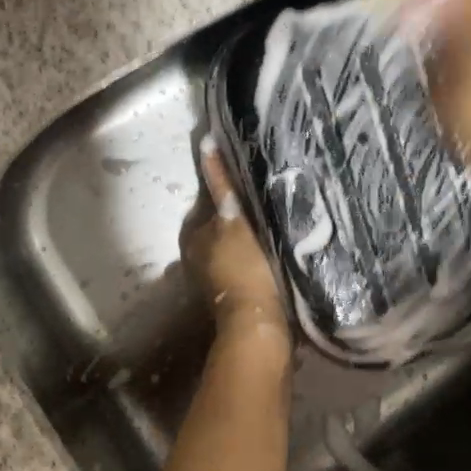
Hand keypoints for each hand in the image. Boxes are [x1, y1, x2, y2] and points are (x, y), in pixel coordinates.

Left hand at [182, 143, 293, 363]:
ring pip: (233, 240)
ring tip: (273, 211)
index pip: (209, 199)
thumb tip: (207, 148)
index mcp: (195, 237)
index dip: (221, 181)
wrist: (258, 322)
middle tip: (262, 187)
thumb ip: (223, 189)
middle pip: (219, 222)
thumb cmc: (243, 269)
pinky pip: (247, 259)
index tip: (239, 164)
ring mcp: (217, 275)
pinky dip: (256, 249)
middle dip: (235, 209)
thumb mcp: (233, 223)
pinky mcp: (238, 289)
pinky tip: (276, 242)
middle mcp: (200, 255)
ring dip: (247, 229)